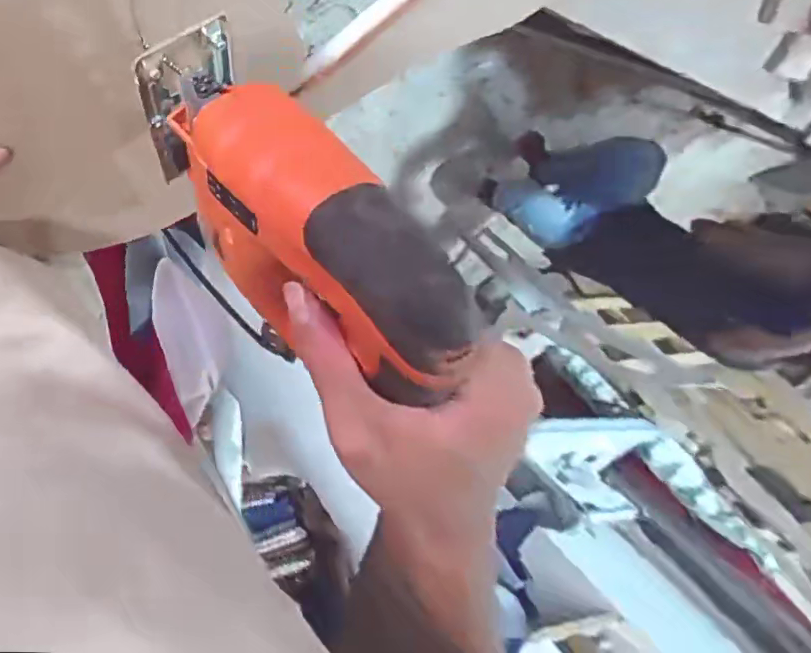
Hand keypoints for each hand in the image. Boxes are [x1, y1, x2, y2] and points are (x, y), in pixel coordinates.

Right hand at [282, 283, 537, 556]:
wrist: (436, 535)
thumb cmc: (404, 479)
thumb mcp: (354, 419)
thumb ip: (326, 356)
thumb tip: (297, 290)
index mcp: (497, 374)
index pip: (438, 302)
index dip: (384, 286)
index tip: (339, 275)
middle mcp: (513, 371)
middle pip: (436, 314)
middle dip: (382, 305)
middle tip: (331, 296)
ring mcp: (506, 384)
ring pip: (436, 330)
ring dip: (390, 325)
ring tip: (343, 316)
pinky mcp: (490, 395)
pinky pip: (443, 350)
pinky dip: (405, 345)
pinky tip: (368, 347)